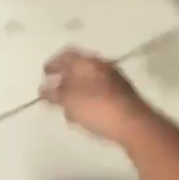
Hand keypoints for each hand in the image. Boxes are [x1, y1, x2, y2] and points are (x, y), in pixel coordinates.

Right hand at [41, 49, 161, 145]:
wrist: (135, 125)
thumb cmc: (97, 108)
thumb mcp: (68, 101)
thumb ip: (53, 93)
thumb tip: (43, 89)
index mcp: (87, 61)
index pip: (66, 55)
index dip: (53, 63)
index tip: (44, 73)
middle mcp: (102, 66)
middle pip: (80, 67)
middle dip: (66, 78)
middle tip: (55, 89)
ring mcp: (116, 81)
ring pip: (91, 81)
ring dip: (78, 90)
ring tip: (68, 106)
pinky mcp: (124, 97)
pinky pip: (101, 93)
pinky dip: (90, 99)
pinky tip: (85, 114)